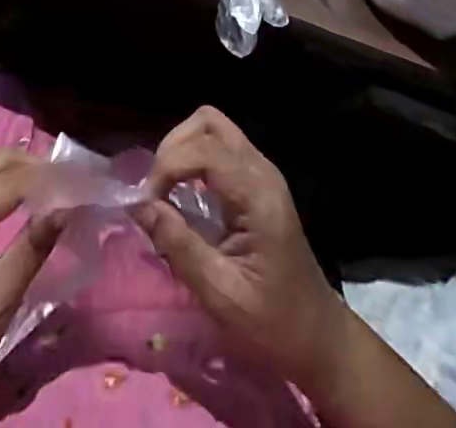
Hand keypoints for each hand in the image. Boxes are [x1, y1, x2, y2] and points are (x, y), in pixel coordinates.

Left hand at [0, 149, 60, 422]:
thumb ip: (30, 252)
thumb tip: (66, 208)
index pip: (7, 184)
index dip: (48, 180)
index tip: (85, 183)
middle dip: (41, 168)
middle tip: (78, 182)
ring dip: (29, 171)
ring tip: (65, 186)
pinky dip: (14, 182)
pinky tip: (38, 196)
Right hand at [133, 108, 455, 427]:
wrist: (317, 334)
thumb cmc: (271, 319)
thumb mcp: (220, 293)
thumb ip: (179, 245)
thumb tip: (139, 206)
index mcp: (258, 196)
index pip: (205, 149)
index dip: (167, 166)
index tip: (148, 203)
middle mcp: (261, 172)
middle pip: (208, 122)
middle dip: (173, 147)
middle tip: (157, 189)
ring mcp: (260, 173)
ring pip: (211, 128)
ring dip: (180, 150)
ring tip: (165, 189)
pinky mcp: (254, 181)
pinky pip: (217, 148)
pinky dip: (191, 159)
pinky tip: (182, 193)